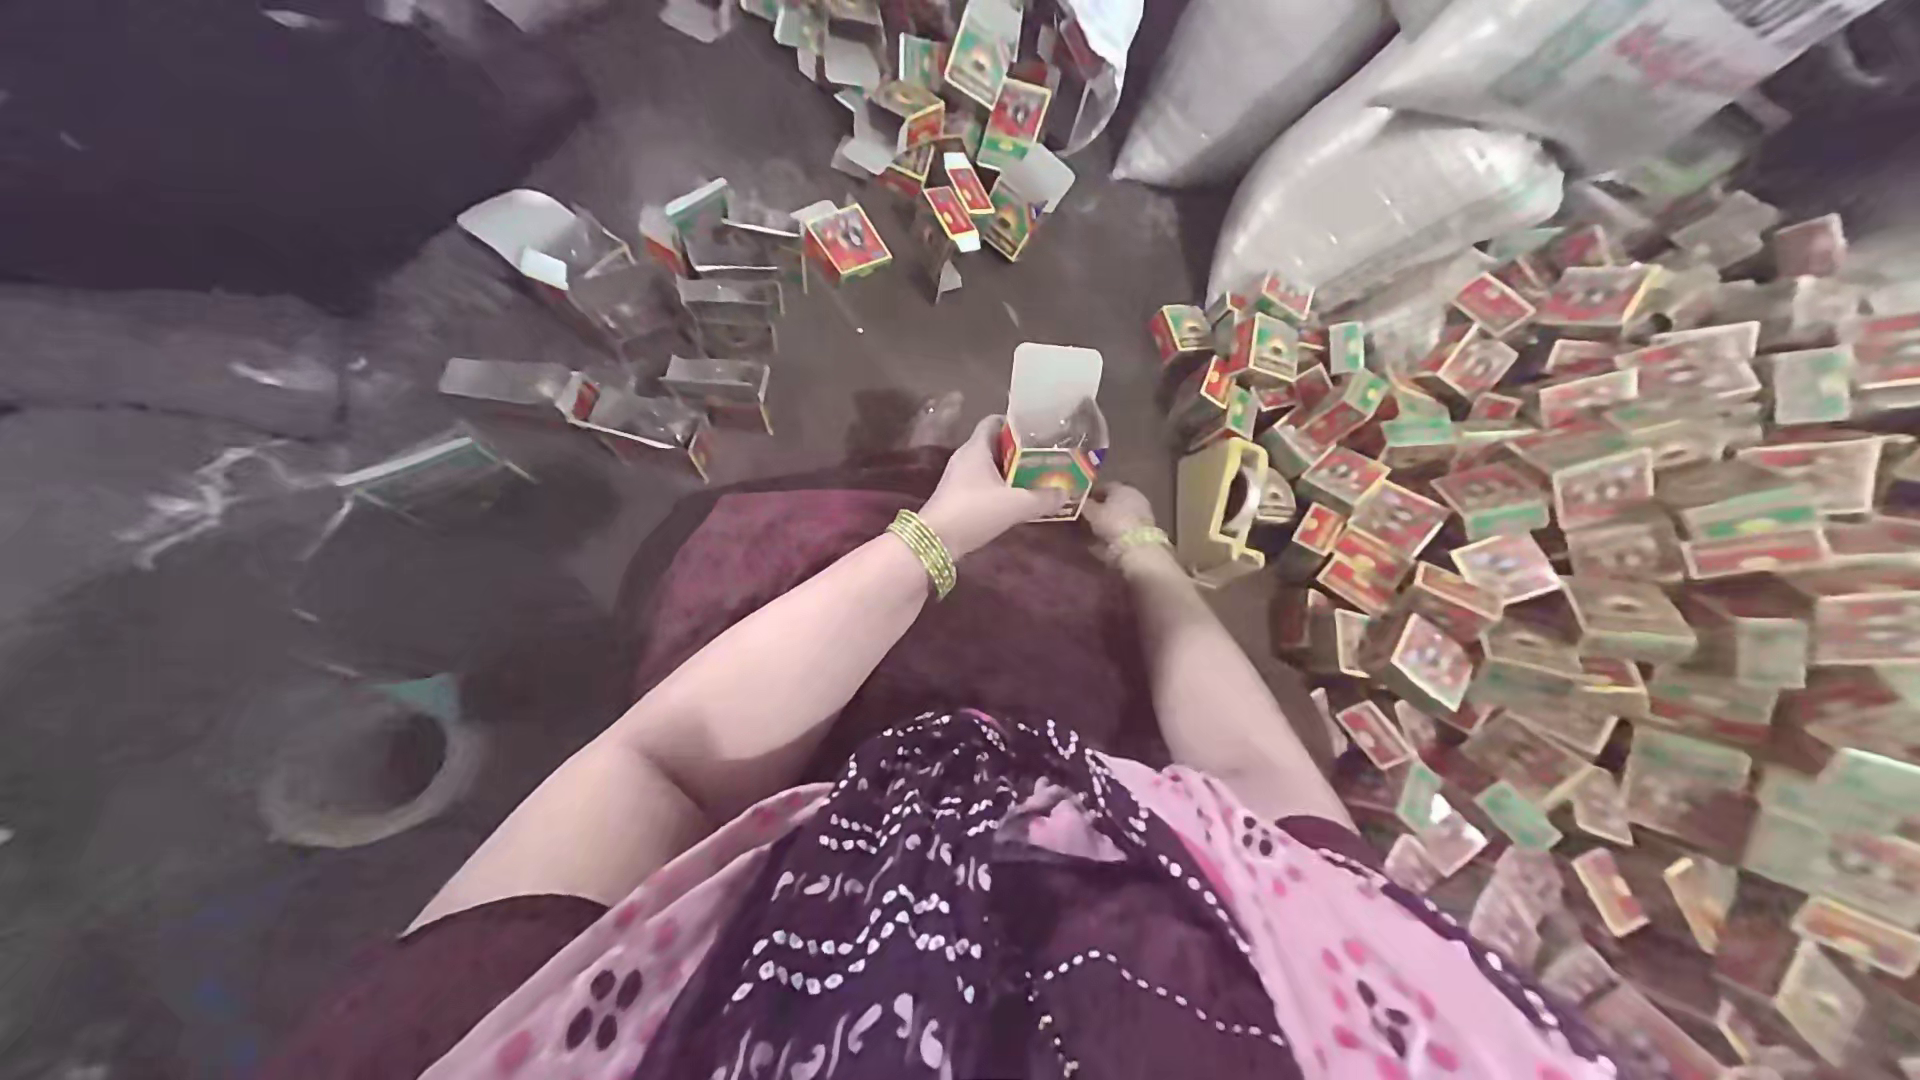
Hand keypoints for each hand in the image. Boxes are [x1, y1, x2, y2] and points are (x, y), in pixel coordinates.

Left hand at [918, 415, 1066, 557]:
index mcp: (976, 447)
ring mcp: (958, 478)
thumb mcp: (1015, 505)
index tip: (1038, 431)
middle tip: (1044, 457)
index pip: (994, 421)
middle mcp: (965, 457)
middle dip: (1019, 450)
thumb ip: (1043, 498)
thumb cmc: (974, 512)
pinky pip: (983, 484)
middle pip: (995, 444)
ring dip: (1010, 471)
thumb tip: (1065, 493)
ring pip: (989, 466)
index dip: (1015, 423)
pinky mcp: (957, 496)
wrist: (935, 541)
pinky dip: (999, 487)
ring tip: (1036, 478)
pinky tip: (1016, 499)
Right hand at [1081, 482, 1157, 545]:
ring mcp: (1141, 512)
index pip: (1104, 486)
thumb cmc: (1112, 522)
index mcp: (1121, 488)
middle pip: (1113, 500)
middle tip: (1087, 516)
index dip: (1091, 494)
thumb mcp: (1091, 512)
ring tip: (1093, 529)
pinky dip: (1115, 530)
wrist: (1136, 546)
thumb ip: (1083, 504)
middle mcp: (1133, 496)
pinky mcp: (1145, 528)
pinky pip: (1125, 526)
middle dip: (1101, 507)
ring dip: (1108, 519)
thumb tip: (1077, 499)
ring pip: (1120, 513)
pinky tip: (1105, 538)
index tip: (1081, 502)